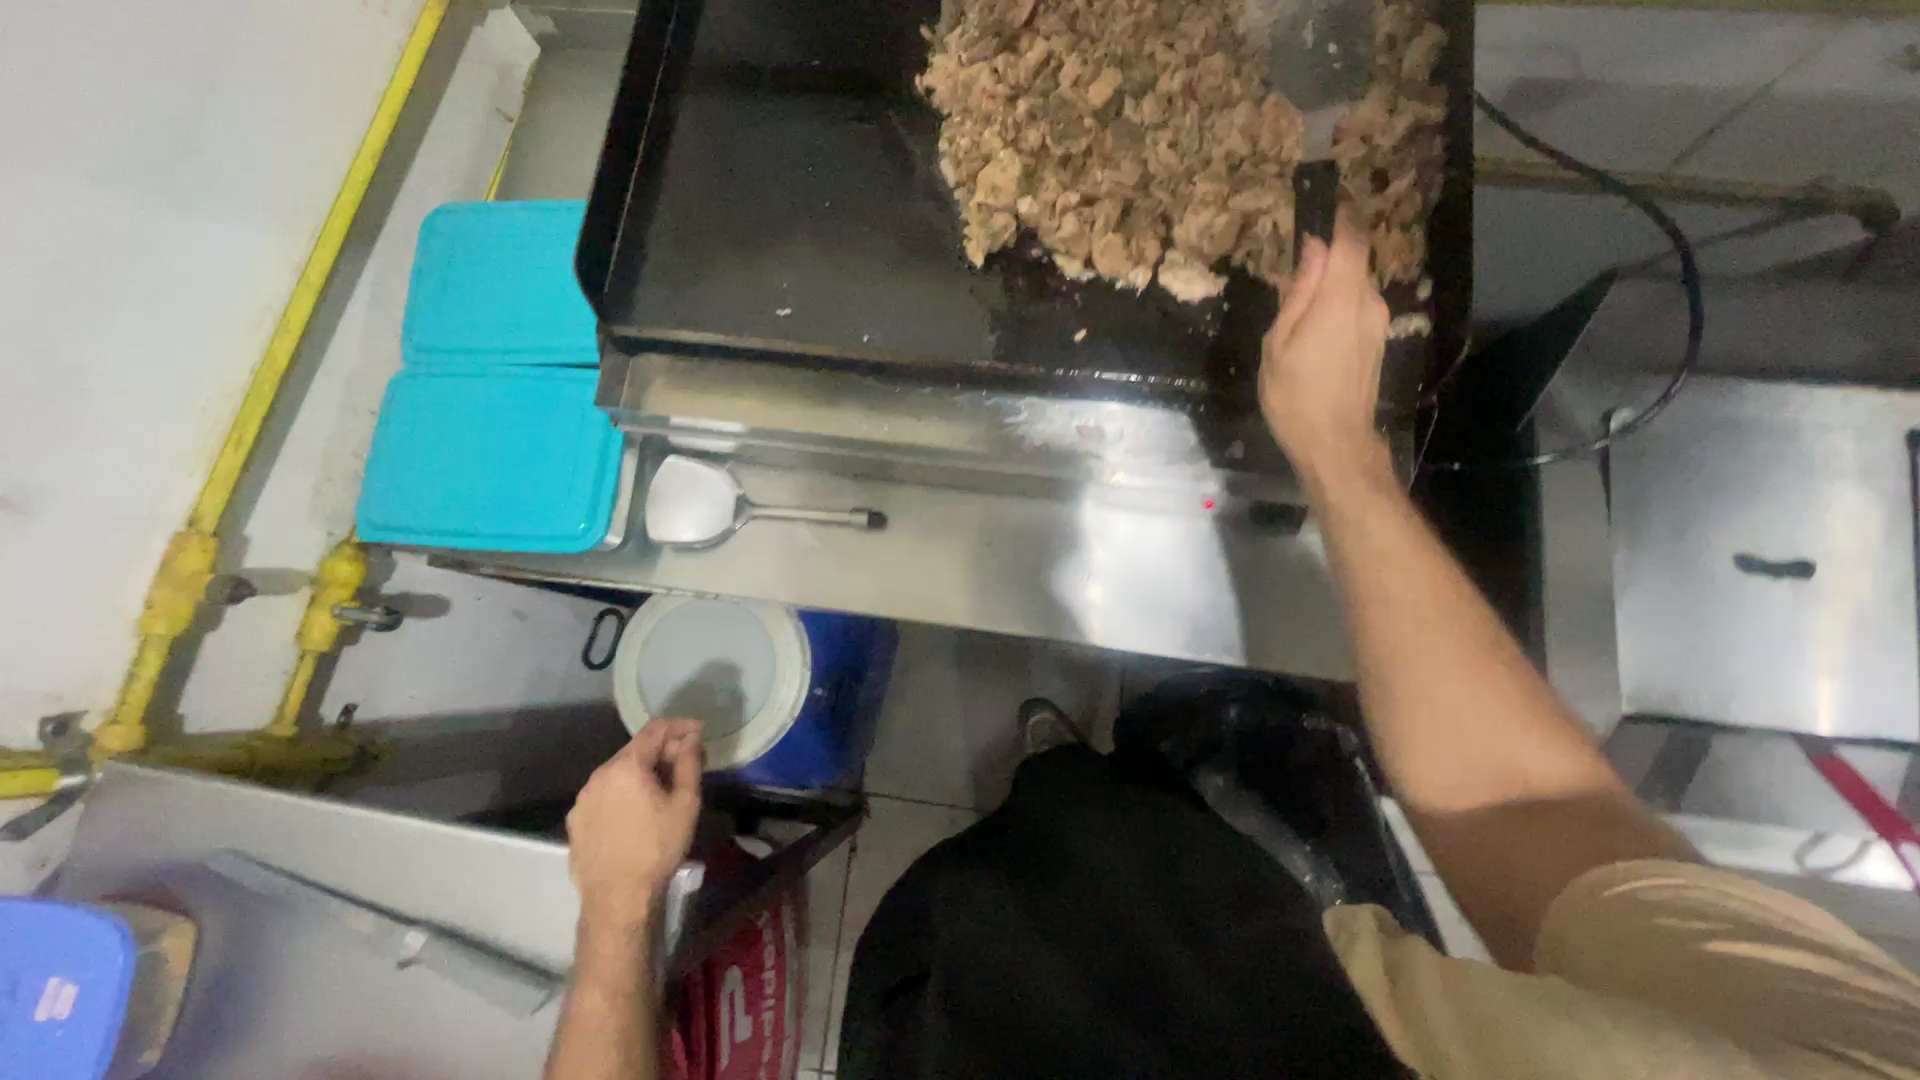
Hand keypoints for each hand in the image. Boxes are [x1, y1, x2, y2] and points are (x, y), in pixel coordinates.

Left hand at [565, 719, 703, 942]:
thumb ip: (689, 762)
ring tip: (661, 792)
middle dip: (662, 751)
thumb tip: (691, 736)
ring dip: (641, 773)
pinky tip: (636, 814)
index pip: (654, 730)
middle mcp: (598, 775)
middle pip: (635, 750)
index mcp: (626, 766)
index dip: (679, 725)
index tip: (698, 732)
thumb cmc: (657, 847)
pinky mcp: (575, 821)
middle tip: (685, 764)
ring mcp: (582, 799)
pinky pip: (604, 795)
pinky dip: (623, 794)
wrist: (617, 898)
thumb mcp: (685, 803)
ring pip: (618, 773)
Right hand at [1259, 221, 1392, 492]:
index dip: (1336, 222)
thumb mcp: (1279, 343)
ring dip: (1330, 288)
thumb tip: (1311, 250)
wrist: (1335, 443)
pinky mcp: (1377, 341)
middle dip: (1326, 260)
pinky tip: (1314, 334)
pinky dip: (1337, 307)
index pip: (1350, 241)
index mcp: (1341, 299)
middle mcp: (1368, 303)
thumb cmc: (1295, 396)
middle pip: (1352, 262)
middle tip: (1291, 280)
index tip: (1315, 215)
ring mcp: (1378, 323)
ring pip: (1355, 286)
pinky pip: (1357, 308)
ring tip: (1297, 315)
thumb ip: (1298, 293)